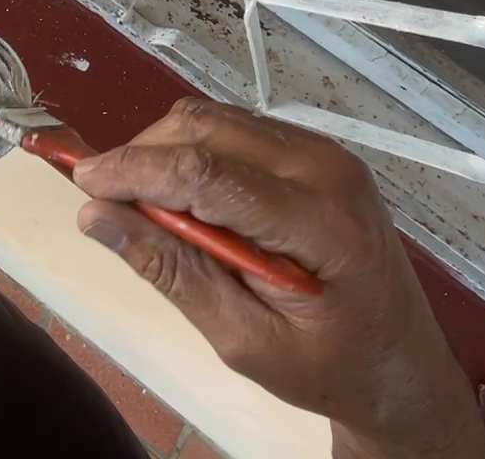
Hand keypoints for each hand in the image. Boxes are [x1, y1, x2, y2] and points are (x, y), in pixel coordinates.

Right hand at [72, 97, 484, 458]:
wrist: (402, 365)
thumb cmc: (330, 367)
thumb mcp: (243, 340)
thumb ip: (169, 270)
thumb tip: (96, 216)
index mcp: (324, 226)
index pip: (207, 173)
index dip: (135, 170)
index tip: (82, 180)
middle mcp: (326, 170)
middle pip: (202, 129)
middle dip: (141, 156)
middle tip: (108, 200)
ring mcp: (321, 151)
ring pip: (207, 118)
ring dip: (160, 149)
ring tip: (145, 201)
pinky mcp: (308, 148)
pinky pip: (225, 125)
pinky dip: (186, 149)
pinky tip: (182, 193)